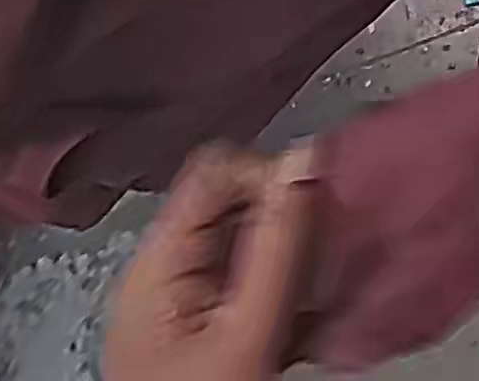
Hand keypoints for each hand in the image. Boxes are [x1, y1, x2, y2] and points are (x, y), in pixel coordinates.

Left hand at [106, 142, 312, 380]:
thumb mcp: (250, 326)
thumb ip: (279, 237)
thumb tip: (308, 152)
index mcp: (158, 262)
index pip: (218, 168)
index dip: (267, 173)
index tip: (305, 202)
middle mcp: (169, 262)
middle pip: (237, 190)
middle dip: (287, 202)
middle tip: (320, 234)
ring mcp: (190, 282)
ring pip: (253, 218)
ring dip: (294, 228)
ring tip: (319, 256)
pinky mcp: (213, 300)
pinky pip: (257, 249)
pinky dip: (289, 251)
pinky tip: (308, 276)